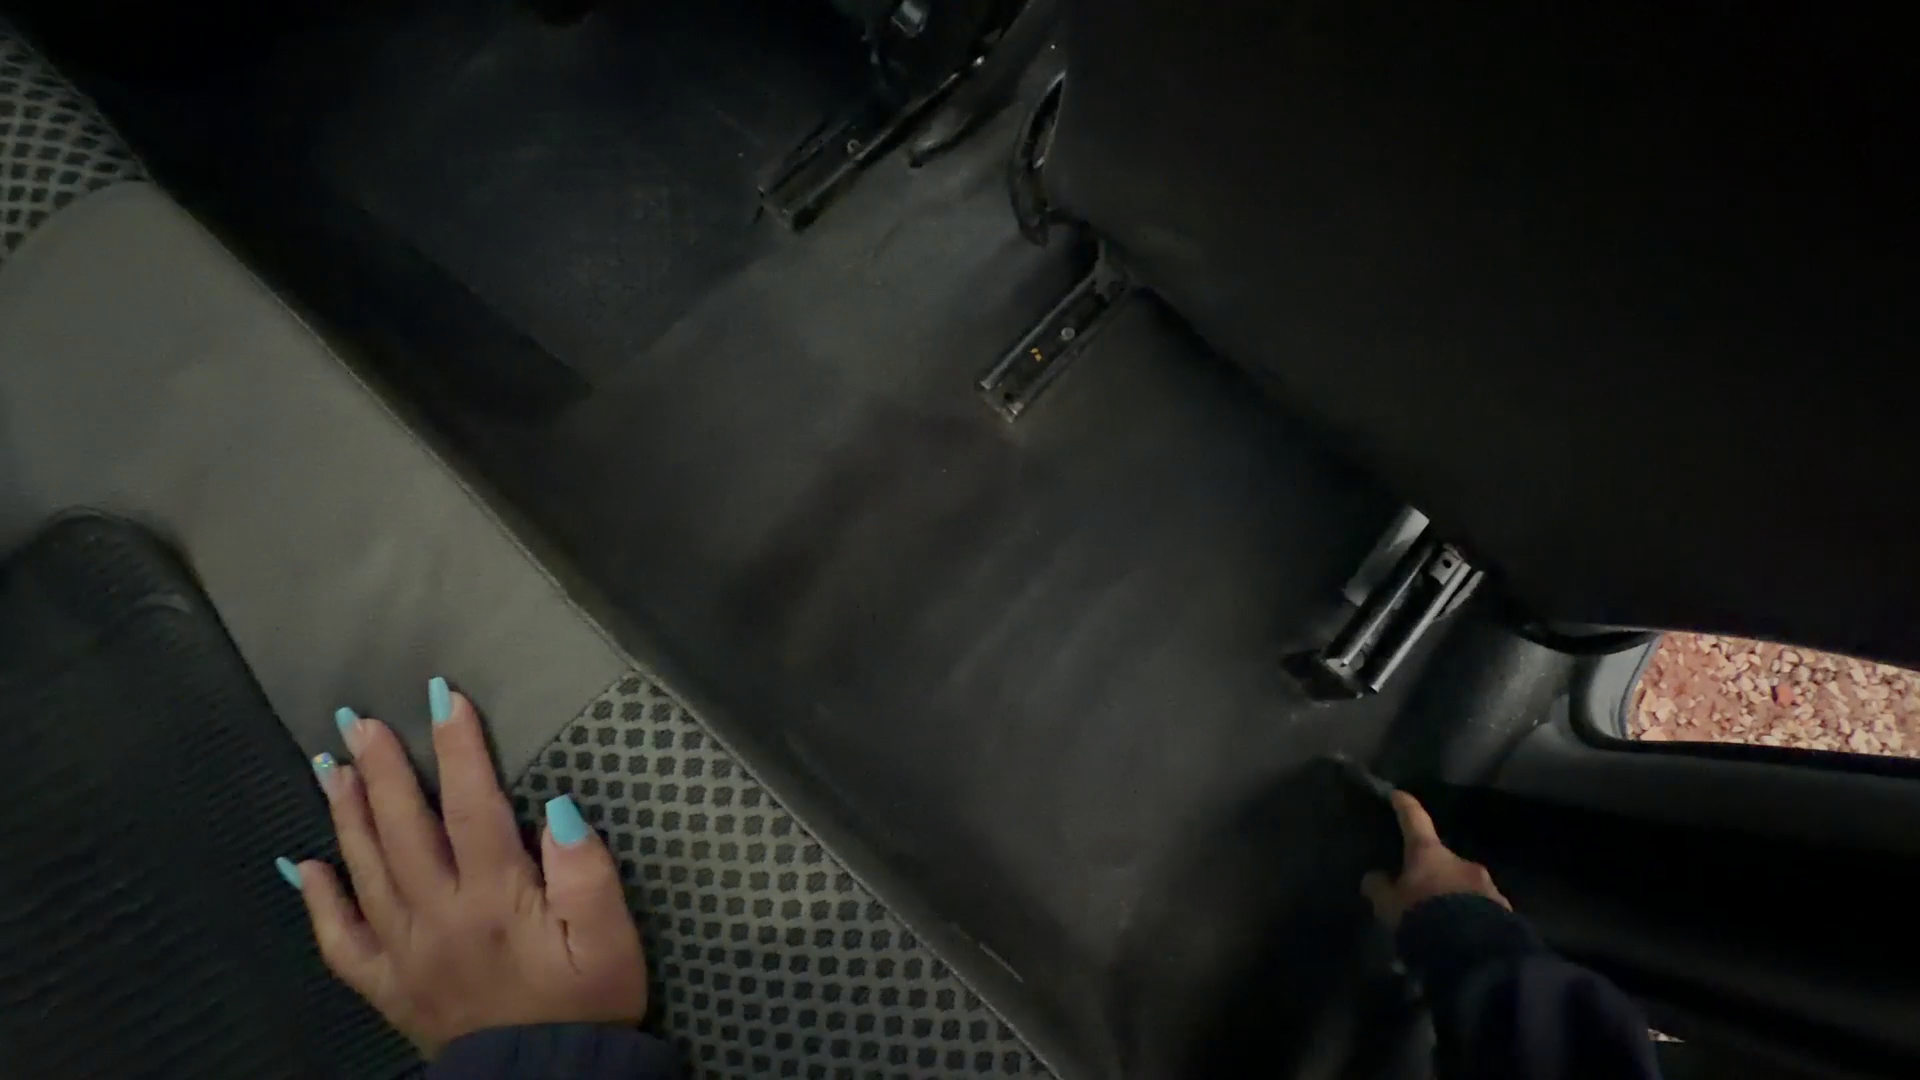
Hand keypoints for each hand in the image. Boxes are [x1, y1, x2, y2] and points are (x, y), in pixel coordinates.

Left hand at [278, 680, 646, 1055]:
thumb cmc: (589, 996)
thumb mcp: (610, 932)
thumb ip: (585, 870)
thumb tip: (555, 807)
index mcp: (494, 899)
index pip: (473, 807)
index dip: (461, 749)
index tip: (445, 698)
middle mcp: (436, 918)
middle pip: (405, 831)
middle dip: (386, 769)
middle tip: (361, 722)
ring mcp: (403, 953)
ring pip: (364, 872)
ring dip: (347, 814)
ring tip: (332, 766)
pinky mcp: (387, 986)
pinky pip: (338, 941)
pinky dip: (316, 900)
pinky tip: (303, 865)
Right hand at [1360, 790, 1508, 928]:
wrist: (1476, 953)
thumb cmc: (1423, 915)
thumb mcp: (1388, 904)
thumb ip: (1379, 887)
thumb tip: (1375, 876)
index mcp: (1429, 853)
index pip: (1414, 820)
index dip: (1405, 806)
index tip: (1399, 794)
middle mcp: (1461, 862)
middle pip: (1443, 859)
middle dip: (1433, 871)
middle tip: (1420, 888)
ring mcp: (1488, 887)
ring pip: (1464, 885)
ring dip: (1453, 895)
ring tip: (1441, 919)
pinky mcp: (1506, 913)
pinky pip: (1481, 908)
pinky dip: (1470, 915)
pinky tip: (1460, 934)